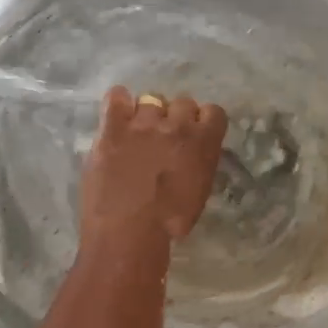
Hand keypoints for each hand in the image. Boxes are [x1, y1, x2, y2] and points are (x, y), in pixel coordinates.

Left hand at [80, 87, 227, 252]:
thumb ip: (200, 161)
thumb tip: (192, 153)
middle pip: (183, 102)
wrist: (130, 230)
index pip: (214, 112)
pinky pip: (116, 97)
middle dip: (176, 116)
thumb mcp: (201, 188)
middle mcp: (177, 126)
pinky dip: (119, 103)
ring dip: (149, 113)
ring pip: (151, 99)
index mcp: (204, 142)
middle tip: (165, 137)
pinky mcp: (113, 129)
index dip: (203, 121)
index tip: (196, 132)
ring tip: (139, 131)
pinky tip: (119, 116)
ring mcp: (143, 124)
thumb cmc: (171, 220)